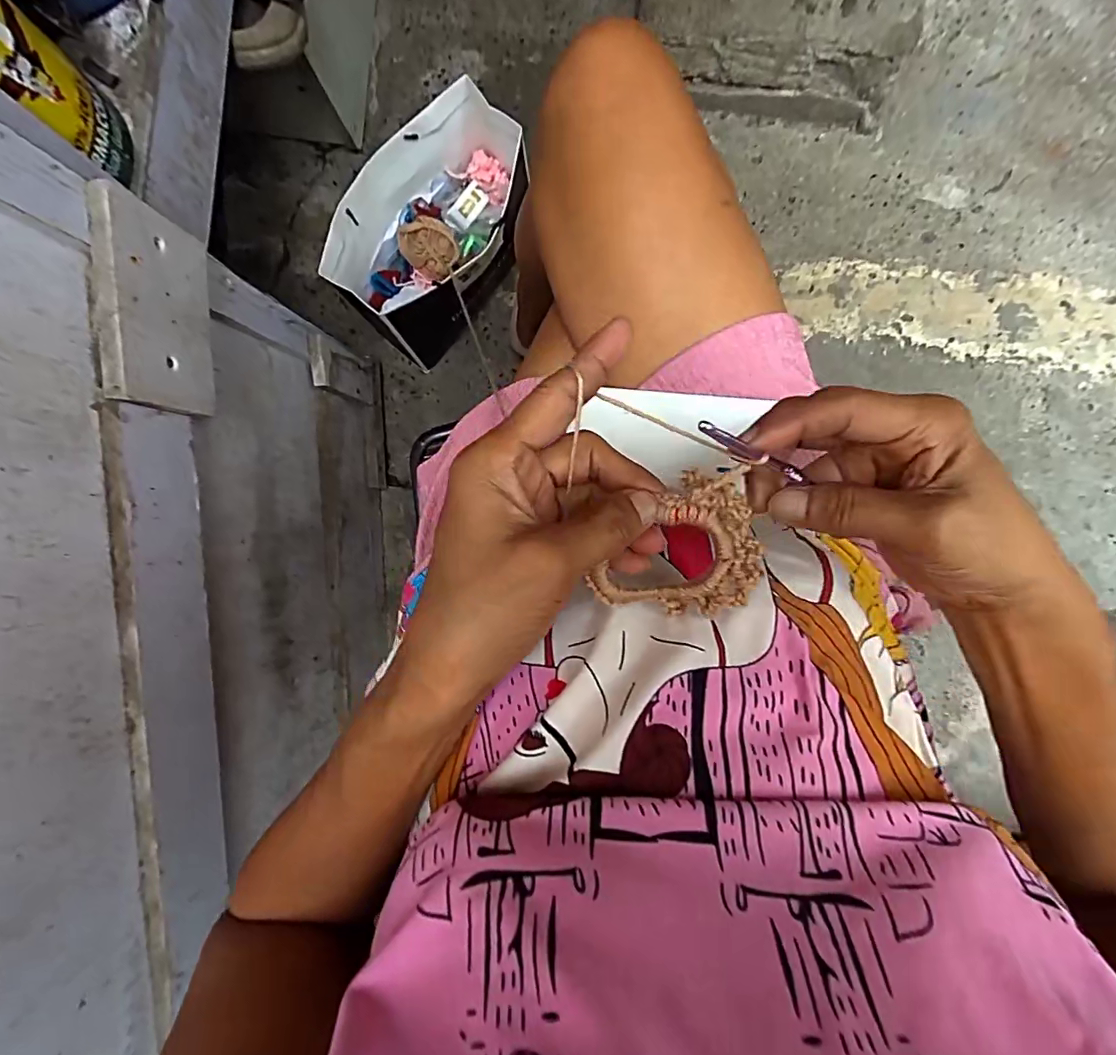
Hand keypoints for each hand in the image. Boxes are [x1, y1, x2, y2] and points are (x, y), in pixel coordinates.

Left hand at [398, 319, 665, 711]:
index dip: (590, 364)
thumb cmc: (487, 609)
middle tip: (664, 521)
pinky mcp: (526, 534)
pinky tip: (629, 560)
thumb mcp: (553, 562)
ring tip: (651, 551)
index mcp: (498, 462)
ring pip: (586, 492)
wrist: (451, 666)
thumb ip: (607, 524)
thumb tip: (653, 504)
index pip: (553, 401)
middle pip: (583, 456)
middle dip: (626, 485)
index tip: (623, 327)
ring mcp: (517, 506)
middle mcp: (507, 473)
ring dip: (621, 516)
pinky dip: (604, 535)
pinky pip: (576, 520)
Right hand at [741, 386, 1080, 611]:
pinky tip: (780, 510)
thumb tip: (775, 502)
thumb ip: (846, 509)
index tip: (748, 448)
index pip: (844, 409)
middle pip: (822, 426)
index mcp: (924, 422)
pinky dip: (795, 496)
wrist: (1008, 596)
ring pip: (812, 457)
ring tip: (761, 505)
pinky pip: (818, 484)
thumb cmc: (987, 550)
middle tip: (747, 483)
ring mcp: (878, 460)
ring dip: (782, 477)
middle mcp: (896, 431)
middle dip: (780, 448)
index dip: (791, 423)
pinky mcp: (865, 489)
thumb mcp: (919, 526)